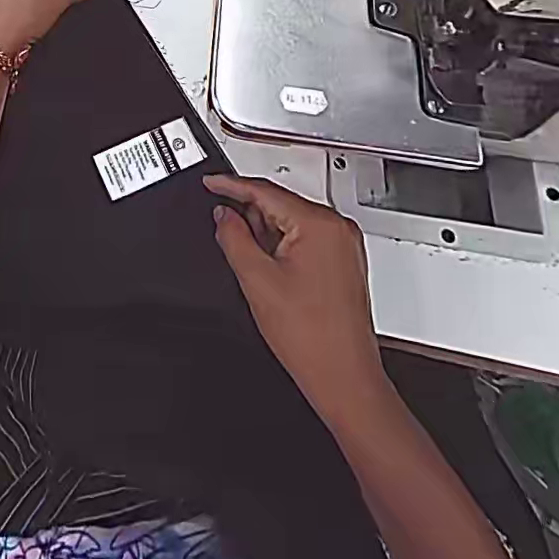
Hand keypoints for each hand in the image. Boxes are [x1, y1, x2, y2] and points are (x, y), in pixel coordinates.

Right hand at [205, 174, 385, 413]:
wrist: (343, 376)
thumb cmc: (312, 337)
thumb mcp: (257, 280)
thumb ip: (234, 237)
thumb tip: (224, 215)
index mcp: (319, 224)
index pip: (266, 191)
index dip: (232, 185)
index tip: (213, 182)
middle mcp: (338, 227)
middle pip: (281, 204)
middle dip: (252, 218)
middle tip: (231, 239)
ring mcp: (345, 243)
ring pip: (292, 221)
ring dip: (268, 235)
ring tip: (262, 273)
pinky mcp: (344, 259)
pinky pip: (307, 238)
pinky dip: (285, 247)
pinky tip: (277, 274)